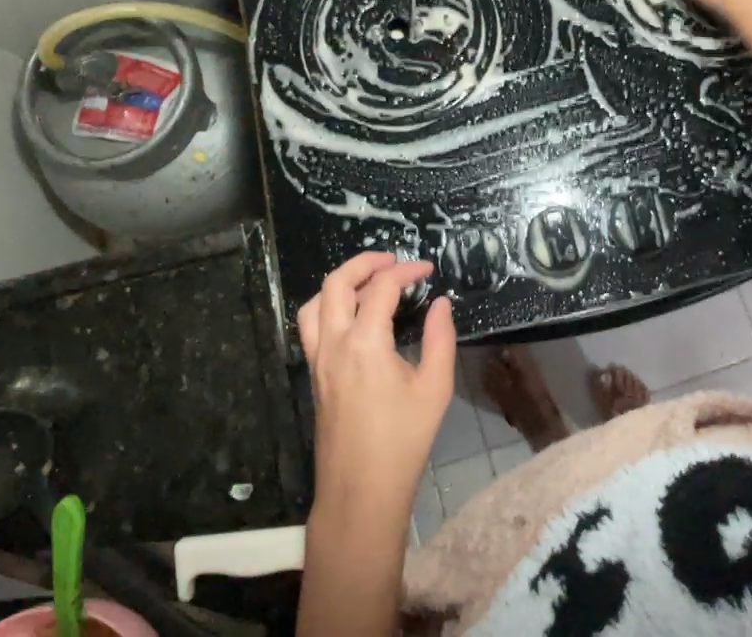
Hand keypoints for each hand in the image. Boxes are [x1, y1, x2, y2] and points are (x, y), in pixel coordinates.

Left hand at [297, 252, 456, 517]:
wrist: (361, 490)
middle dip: (365, 262)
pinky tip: (353, 316)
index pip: (381, 287)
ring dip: (340, 283)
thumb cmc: (403, 441)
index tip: (428, 269)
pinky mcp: (314, 375)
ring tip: (370, 282)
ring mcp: (317, 360)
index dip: (406, 271)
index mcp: (365, 343)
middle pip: (336, 283)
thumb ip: (440, 339)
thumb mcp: (435, 388)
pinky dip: (328, 307)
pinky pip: (311, 326)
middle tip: (394, 261)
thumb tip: (441, 304)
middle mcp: (333, 344)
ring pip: (314, 303)